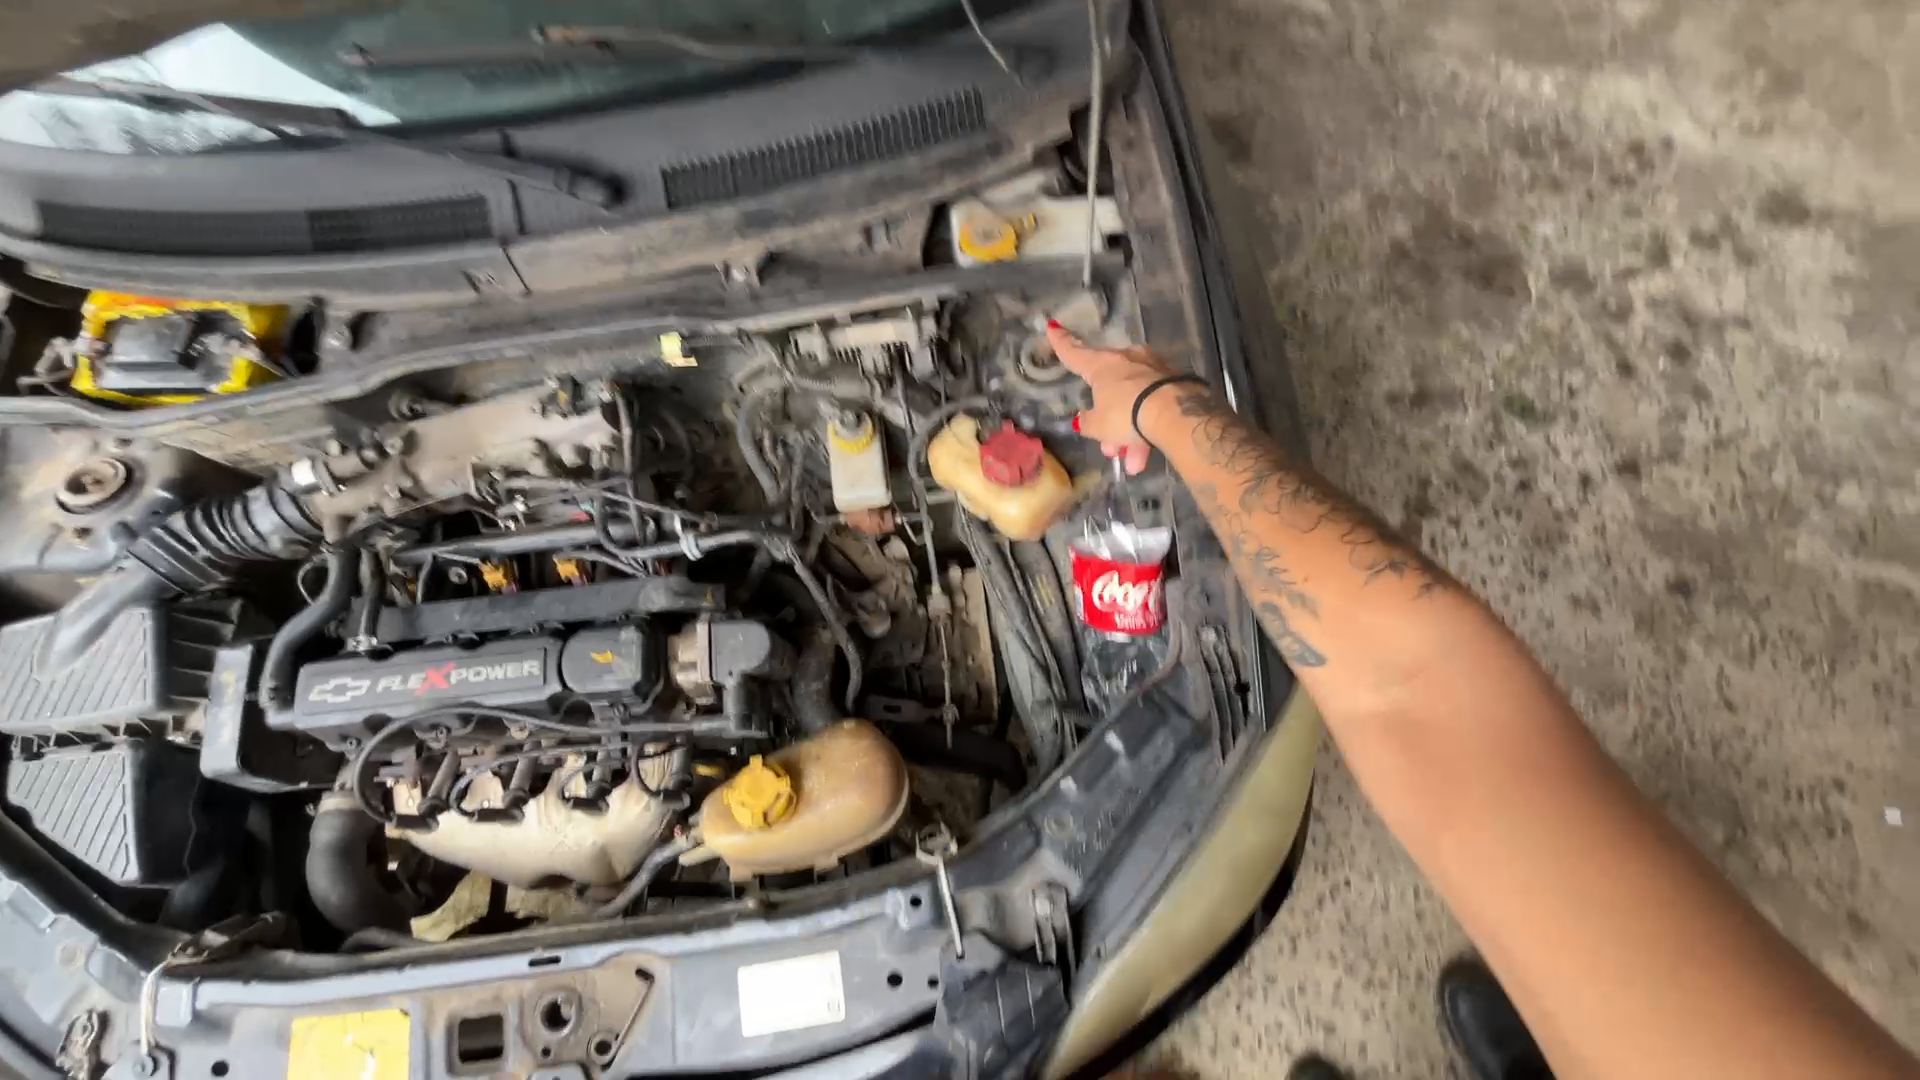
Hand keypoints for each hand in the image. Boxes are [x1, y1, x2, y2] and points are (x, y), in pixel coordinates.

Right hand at [1045, 321, 1175, 474]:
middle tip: (1108, 446)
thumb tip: (1085, 418)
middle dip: (1109, 418)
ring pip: (1135, 403)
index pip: (1075, 353)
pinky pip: (1153, 407)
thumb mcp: (1098, 426)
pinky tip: (1146, 456)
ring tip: (1133, 464)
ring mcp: (1153, 369)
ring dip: (1130, 433)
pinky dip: (1148, 429)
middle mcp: (1128, 360)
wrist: (1176, 414)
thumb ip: (1088, 422)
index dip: (1061, 343)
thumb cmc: (1127, 414)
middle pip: (1111, 389)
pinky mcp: (1176, 382)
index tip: (1052, 327)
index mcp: (1102, 365)